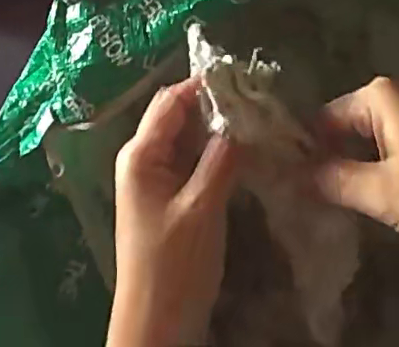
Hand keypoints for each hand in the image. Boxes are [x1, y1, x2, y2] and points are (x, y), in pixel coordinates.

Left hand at [109, 76, 240, 346]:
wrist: (157, 330)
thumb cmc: (173, 267)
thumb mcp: (202, 207)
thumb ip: (223, 156)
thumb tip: (244, 115)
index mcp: (141, 154)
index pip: (172, 99)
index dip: (206, 83)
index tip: (246, 76)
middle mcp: (144, 158)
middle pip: (180, 113)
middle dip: (216, 102)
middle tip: (258, 96)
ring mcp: (157, 177)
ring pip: (189, 135)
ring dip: (219, 125)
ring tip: (258, 116)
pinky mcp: (171, 194)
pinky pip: (193, 157)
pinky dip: (217, 148)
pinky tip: (245, 148)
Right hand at [310, 77, 398, 276]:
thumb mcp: (385, 194)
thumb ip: (337, 180)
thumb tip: (296, 173)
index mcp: (383, 96)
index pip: (325, 116)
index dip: (304, 147)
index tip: (283, 182)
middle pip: (348, 124)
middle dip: (328, 157)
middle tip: (302, 198)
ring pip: (372, 139)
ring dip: (353, 167)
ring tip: (330, 205)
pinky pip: (395, 149)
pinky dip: (378, 170)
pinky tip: (370, 200)